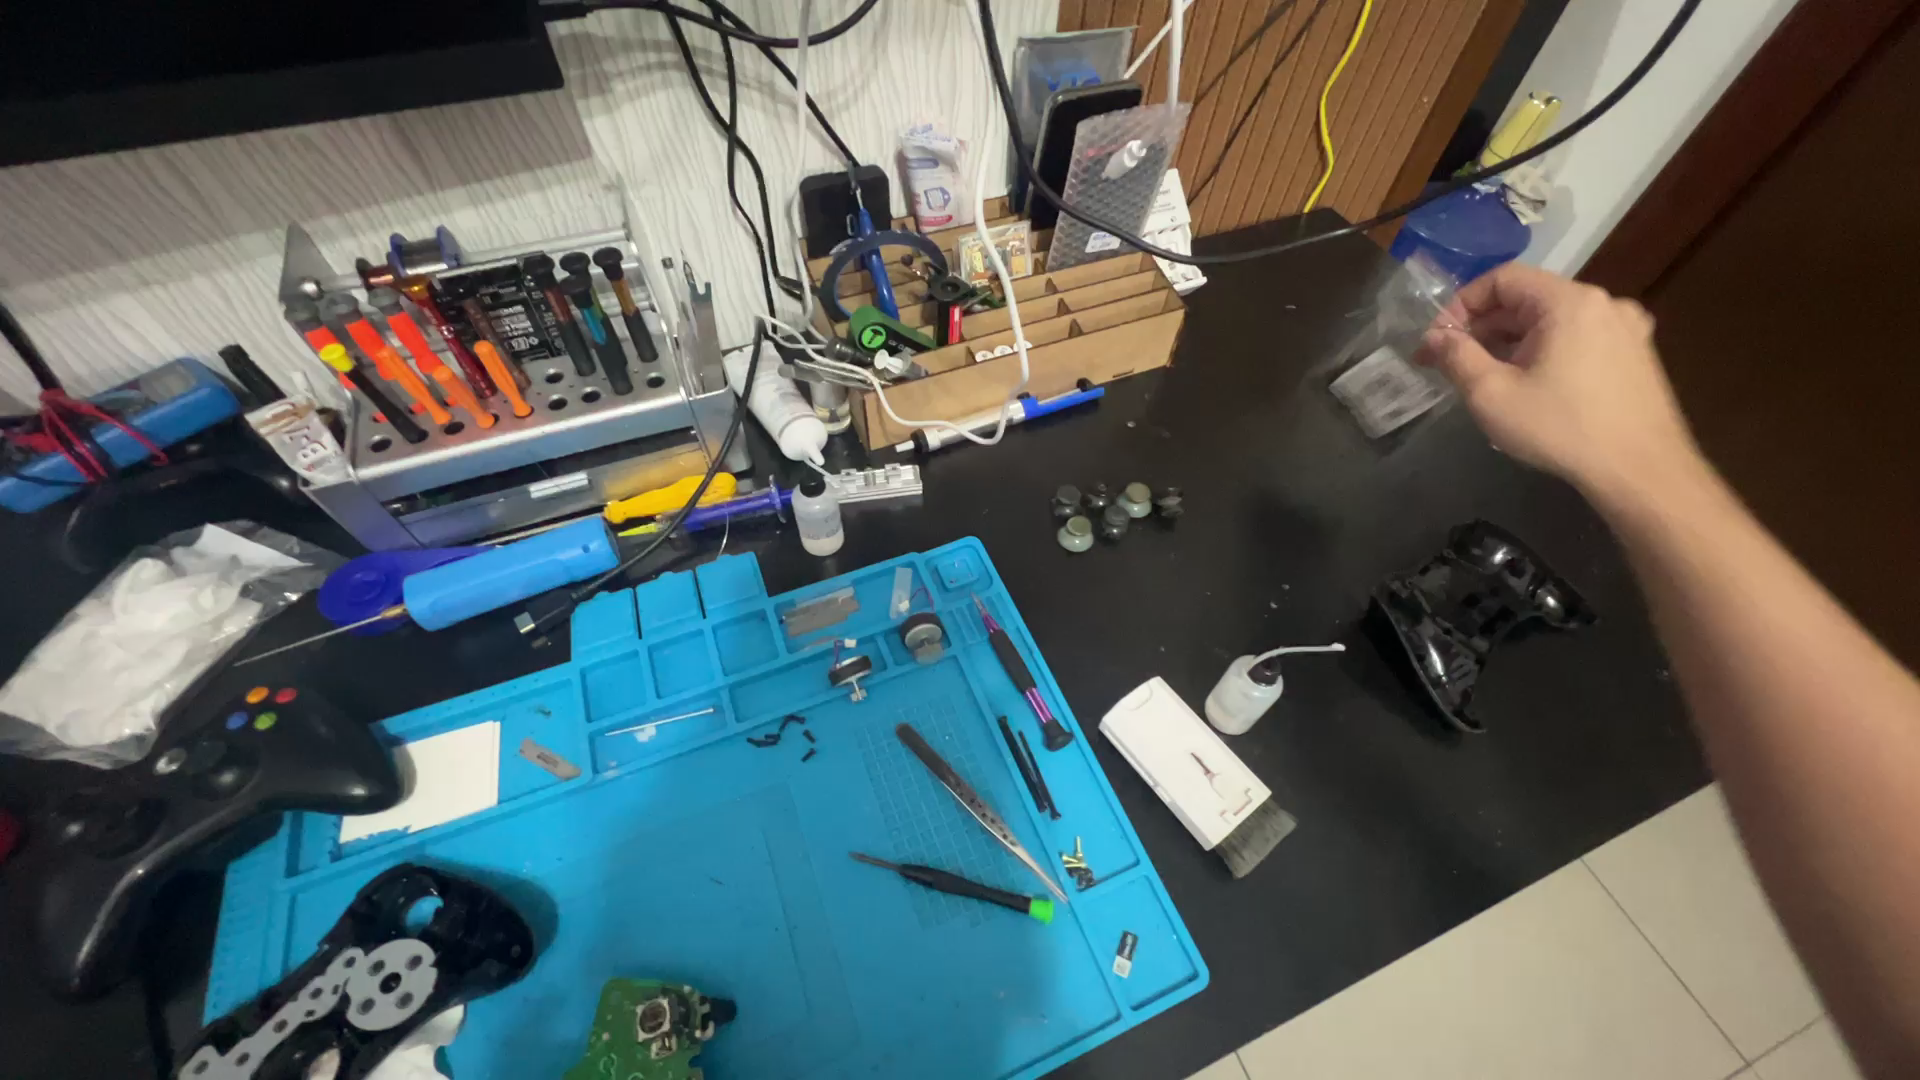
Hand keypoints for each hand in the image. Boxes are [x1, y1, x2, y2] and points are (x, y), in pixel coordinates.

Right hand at [1415, 262, 1702, 497]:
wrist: (1639, 468)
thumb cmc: (1559, 426)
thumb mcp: (1490, 393)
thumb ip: (1456, 357)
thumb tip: (1434, 337)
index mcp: (1569, 303)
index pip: (1503, 278)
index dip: (1461, 304)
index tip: (1437, 340)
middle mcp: (1602, 303)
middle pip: (1526, 299)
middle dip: (1480, 327)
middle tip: (1446, 362)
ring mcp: (1624, 328)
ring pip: (1549, 321)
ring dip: (1507, 341)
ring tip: (1481, 377)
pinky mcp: (1633, 353)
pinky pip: (1573, 338)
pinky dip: (1539, 351)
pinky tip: (1524, 384)